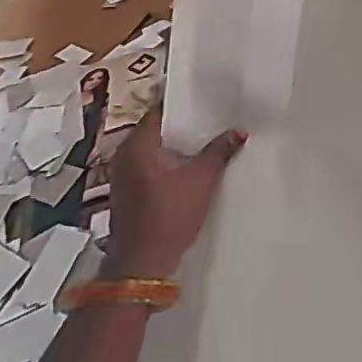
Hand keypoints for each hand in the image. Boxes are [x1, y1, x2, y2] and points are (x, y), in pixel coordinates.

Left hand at [103, 107, 245, 279]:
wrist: (143, 262)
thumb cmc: (169, 216)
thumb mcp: (200, 181)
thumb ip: (219, 152)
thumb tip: (239, 132)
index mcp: (137, 145)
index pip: (158, 111)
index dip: (181, 104)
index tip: (203, 98)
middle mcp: (124, 155)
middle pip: (155, 129)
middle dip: (182, 125)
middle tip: (211, 117)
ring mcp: (123, 174)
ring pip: (153, 149)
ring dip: (176, 145)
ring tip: (205, 139)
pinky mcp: (128, 191)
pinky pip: (150, 165)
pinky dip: (168, 161)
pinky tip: (190, 165)